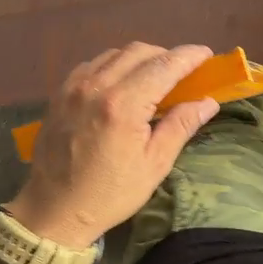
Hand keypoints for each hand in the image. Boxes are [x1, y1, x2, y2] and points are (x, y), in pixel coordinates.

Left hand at [9, 43, 219, 247]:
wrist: (54, 211)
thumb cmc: (110, 194)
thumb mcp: (154, 165)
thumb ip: (181, 126)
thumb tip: (208, 102)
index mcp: (123, 105)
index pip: (164, 66)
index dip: (189, 56)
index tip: (206, 54)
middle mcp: (97, 86)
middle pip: (139, 52)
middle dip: (166, 55)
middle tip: (183, 72)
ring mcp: (74, 88)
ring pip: (114, 54)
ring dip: (139, 58)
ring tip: (154, 77)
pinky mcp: (59, 94)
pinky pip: (92, 65)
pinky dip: (113, 65)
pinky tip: (121, 84)